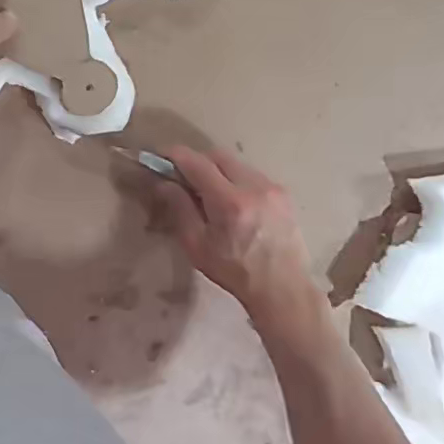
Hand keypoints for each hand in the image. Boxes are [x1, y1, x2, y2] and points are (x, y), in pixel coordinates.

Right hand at [156, 146, 320, 323]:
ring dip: (217, 171)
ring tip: (207, 194)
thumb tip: (164, 183)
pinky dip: (235, 180)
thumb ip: (179, 209)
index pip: (197, 163)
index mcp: (229, 202)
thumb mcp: (196, 245)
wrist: (282, 288)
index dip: (174, 155)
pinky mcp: (283, 194)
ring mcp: (272, 188)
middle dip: (196, 161)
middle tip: (181, 177)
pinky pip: (252, 175)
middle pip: (218, 156)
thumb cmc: (234, 271)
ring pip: (236, 164)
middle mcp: (254, 186)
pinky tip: (231, 203)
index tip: (159, 156)